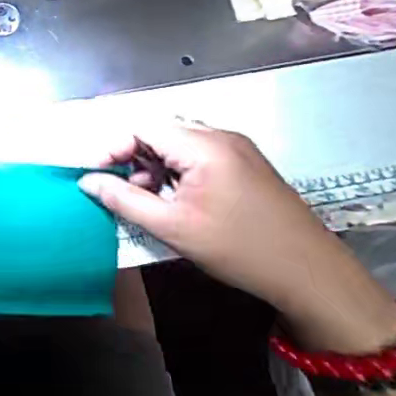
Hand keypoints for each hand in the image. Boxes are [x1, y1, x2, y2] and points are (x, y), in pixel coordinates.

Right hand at [78, 121, 395, 353]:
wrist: (306, 269)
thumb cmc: (237, 249)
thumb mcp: (172, 227)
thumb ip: (124, 200)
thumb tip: (89, 181)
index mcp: (204, 145)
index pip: (143, 126)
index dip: (114, 147)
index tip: (97, 176)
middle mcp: (221, 136)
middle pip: (162, 130)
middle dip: (134, 157)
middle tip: (123, 191)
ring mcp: (237, 147)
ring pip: (180, 143)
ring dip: (156, 165)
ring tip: (149, 199)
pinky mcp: (246, 162)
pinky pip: (200, 153)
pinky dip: (178, 170)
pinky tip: (177, 199)